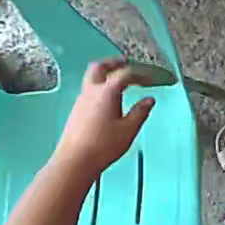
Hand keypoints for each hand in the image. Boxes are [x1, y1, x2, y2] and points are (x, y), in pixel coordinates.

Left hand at [52, 59, 155, 176]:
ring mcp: (81, 100)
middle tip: (127, 64)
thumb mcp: (128, 129)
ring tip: (120, 82)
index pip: (125, 74)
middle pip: (100, 67)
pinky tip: (109, 99)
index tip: (150, 78)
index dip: (140, 74)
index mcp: (106, 92)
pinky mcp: (77, 111)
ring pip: (92, 77)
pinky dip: (101, 86)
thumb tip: (149, 100)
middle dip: (114, 63)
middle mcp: (91, 92)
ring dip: (106, 74)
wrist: (75, 161)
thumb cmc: (103, 146)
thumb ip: (140, 112)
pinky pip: (89, 90)